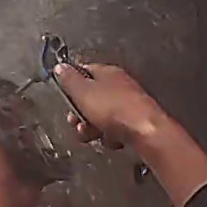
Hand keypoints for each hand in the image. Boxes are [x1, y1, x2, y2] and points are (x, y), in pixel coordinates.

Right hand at [52, 63, 170, 149]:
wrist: (147, 134)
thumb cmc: (116, 110)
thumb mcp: (83, 92)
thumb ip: (69, 79)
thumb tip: (60, 67)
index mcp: (107, 72)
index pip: (84, 71)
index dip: (71, 83)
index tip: (64, 94)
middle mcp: (119, 86)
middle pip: (91, 98)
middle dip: (80, 113)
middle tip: (77, 121)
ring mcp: (128, 105)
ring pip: (101, 116)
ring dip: (91, 128)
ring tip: (92, 133)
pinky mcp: (135, 124)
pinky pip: (114, 129)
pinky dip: (109, 136)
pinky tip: (111, 139)